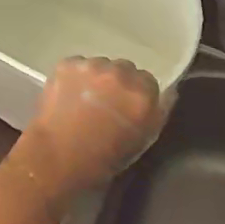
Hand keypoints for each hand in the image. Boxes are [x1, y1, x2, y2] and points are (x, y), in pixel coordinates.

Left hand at [13, 57, 165, 197]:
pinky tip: (68, 95)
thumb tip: (170, 91)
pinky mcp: (68, 64)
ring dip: (96, 79)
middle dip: (117, 84)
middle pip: (125, 69)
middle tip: (104, 105)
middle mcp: (121, 72)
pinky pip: (77, 66)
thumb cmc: (101, 159)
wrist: (54, 160)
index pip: (148, 81)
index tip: (126, 109)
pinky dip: (74, 77)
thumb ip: (159, 113)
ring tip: (83, 100)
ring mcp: (92, 65)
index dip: (136, 96)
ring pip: (100, 65)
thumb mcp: (142, 142)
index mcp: (143, 93)